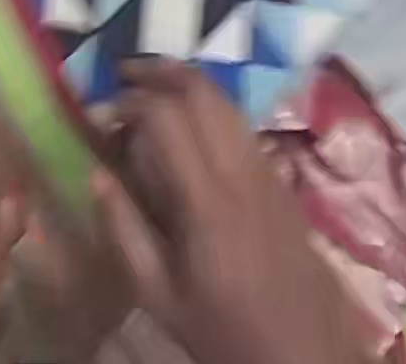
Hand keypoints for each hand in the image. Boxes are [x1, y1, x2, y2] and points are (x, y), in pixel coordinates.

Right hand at [94, 59, 373, 363]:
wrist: (310, 359)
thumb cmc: (227, 332)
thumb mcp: (161, 297)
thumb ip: (124, 231)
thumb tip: (95, 174)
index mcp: (208, 202)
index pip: (167, 117)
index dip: (128, 102)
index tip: (101, 113)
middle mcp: (240, 171)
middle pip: (201, 90)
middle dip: (157, 70)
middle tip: (122, 72)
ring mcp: (266, 168)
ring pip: (224, 98)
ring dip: (183, 78)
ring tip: (149, 80)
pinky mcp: (280, 176)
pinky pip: (239, 119)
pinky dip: (207, 100)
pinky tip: (187, 113)